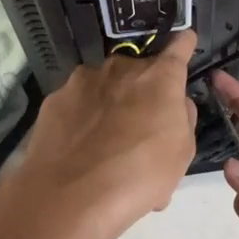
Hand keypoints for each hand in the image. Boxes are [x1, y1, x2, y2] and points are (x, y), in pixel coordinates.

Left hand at [4, 30, 199, 237]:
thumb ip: (183, 118)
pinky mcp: (54, 99)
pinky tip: (79, 151)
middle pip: (138, 72)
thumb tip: (176, 105)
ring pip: (105, 88)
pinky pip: (77, 105)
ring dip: (110, 106)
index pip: (179, 47)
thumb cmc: (140, 175)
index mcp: (160, 77)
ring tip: (105, 148)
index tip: (184, 41)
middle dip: (141, 91)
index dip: (184, 45)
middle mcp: (121, 68)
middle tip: (140, 130)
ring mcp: (83, 81)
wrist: (71, 196)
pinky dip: (82, 121)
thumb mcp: (183, 154)